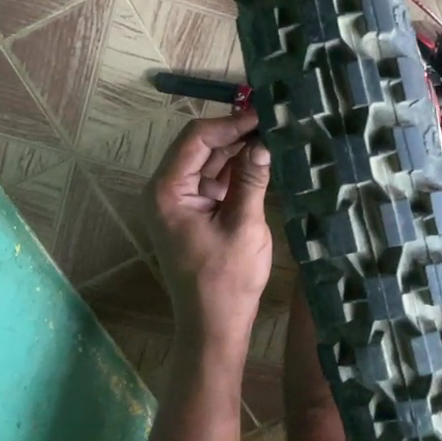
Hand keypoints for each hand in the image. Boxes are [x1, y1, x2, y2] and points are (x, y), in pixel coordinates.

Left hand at [144, 112, 273, 342]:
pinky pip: (216, 179)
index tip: (263, 115)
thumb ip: (252, 180)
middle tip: (274, 120)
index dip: (230, 123)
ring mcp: (181, 201)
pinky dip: (238, 169)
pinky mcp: (196, 211)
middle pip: (201, 146)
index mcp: (167, 191)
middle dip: (236, 132)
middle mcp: (167, 190)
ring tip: (275, 133)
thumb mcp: (244, 226)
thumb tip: (264, 143)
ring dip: (239, 148)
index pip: (196, 138)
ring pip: (210, 160)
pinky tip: (265, 158)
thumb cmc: (225, 280)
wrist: (215, 326)